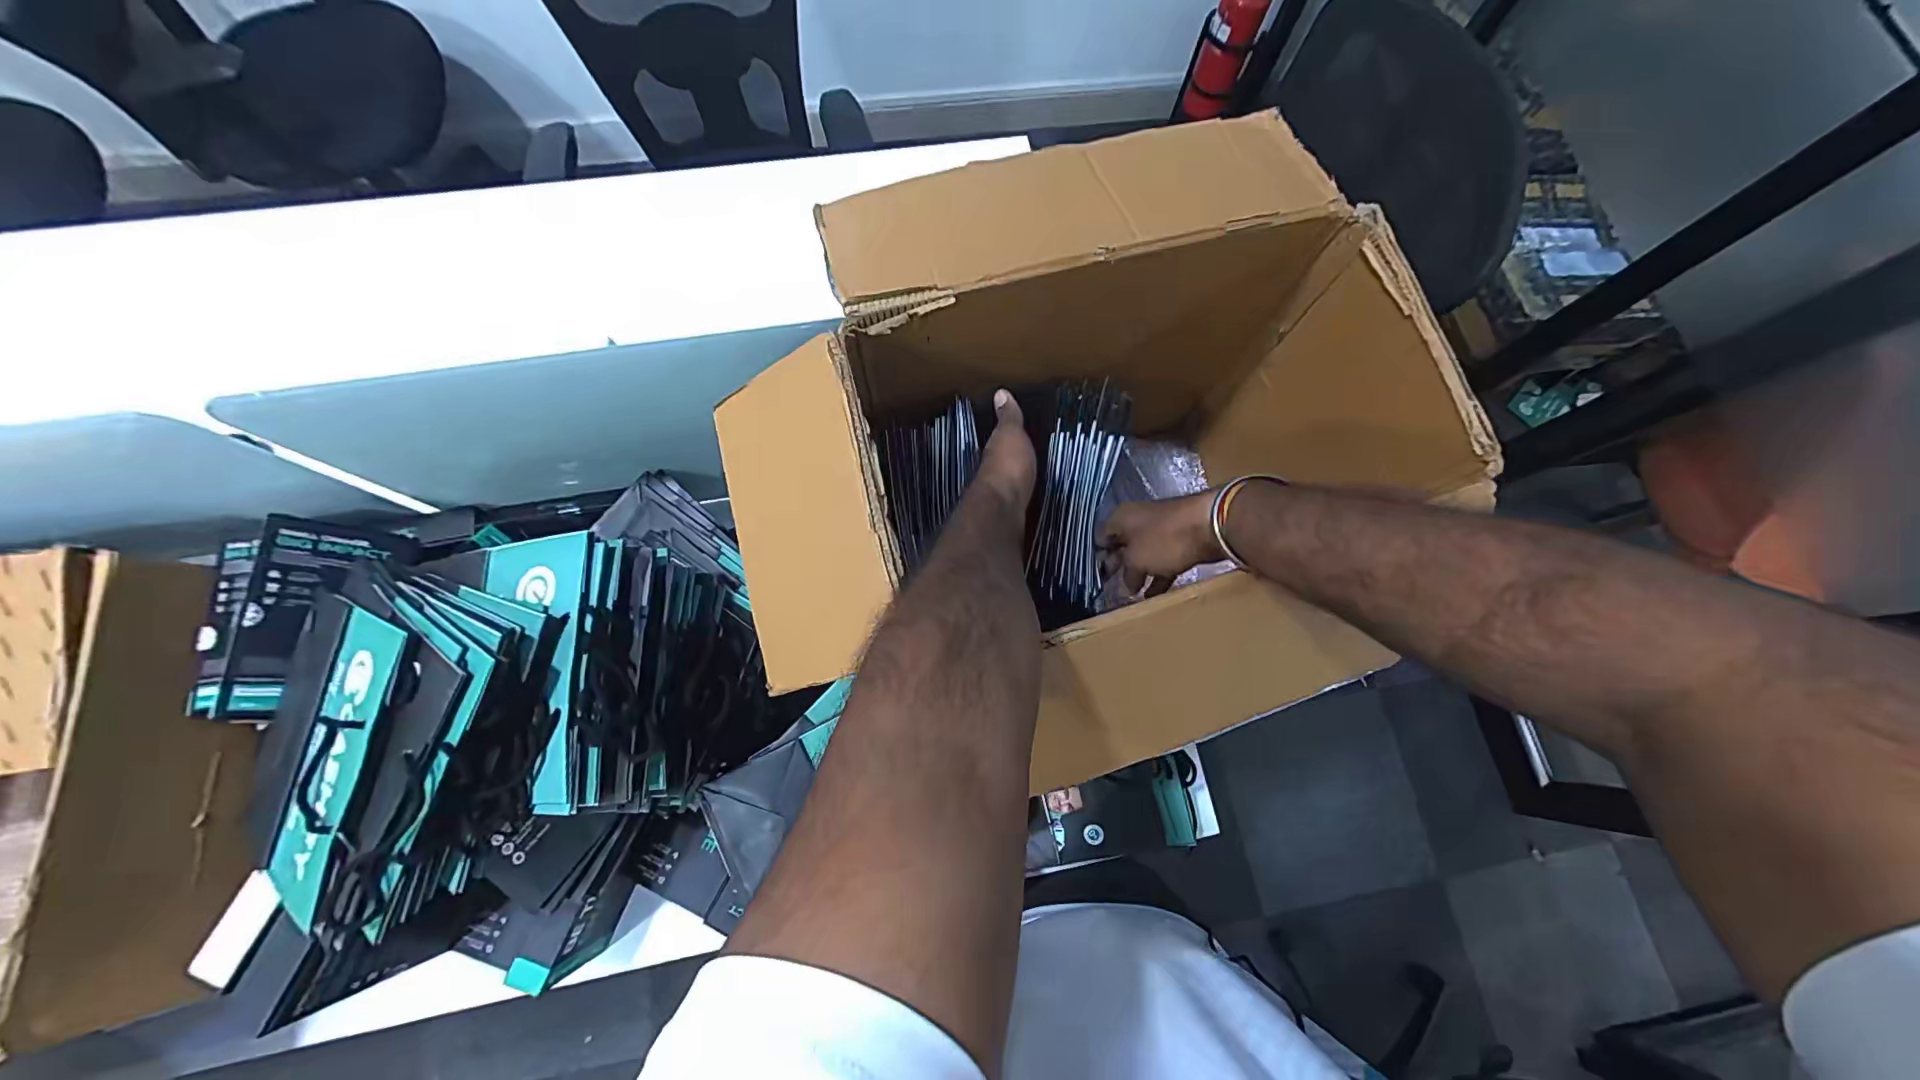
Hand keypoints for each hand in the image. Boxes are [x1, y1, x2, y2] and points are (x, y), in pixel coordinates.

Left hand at [974, 388, 1035, 515]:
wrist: (1004, 510)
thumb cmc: (1007, 467)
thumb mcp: (1010, 435)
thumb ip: (1008, 418)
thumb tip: (1000, 393)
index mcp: (993, 455)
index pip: (998, 446)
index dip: (1008, 444)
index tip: (1023, 442)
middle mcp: (993, 477)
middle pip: (1005, 470)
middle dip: (1017, 468)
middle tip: (1037, 463)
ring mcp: (1002, 500)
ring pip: (1013, 490)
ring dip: (1023, 489)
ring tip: (1044, 486)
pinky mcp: (1013, 519)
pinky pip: (1023, 508)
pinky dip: (1029, 507)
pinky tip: (1041, 509)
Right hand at [1100, 491, 1224, 595]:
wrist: (1212, 524)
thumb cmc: (1164, 539)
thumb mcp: (1136, 560)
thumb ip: (1127, 574)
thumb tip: (1128, 585)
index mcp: (1121, 517)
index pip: (1100, 538)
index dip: (1098, 559)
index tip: (1099, 578)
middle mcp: (1137, 520)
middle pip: (1122, 546)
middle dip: (1118, 566)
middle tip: (1114, 588)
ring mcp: (1160, 529)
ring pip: (1143, 554)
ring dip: (1139, 573)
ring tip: (1134, 595)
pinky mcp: (1180, 539)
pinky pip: (1163, 560)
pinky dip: (1159, 575)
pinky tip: (1155, 594)